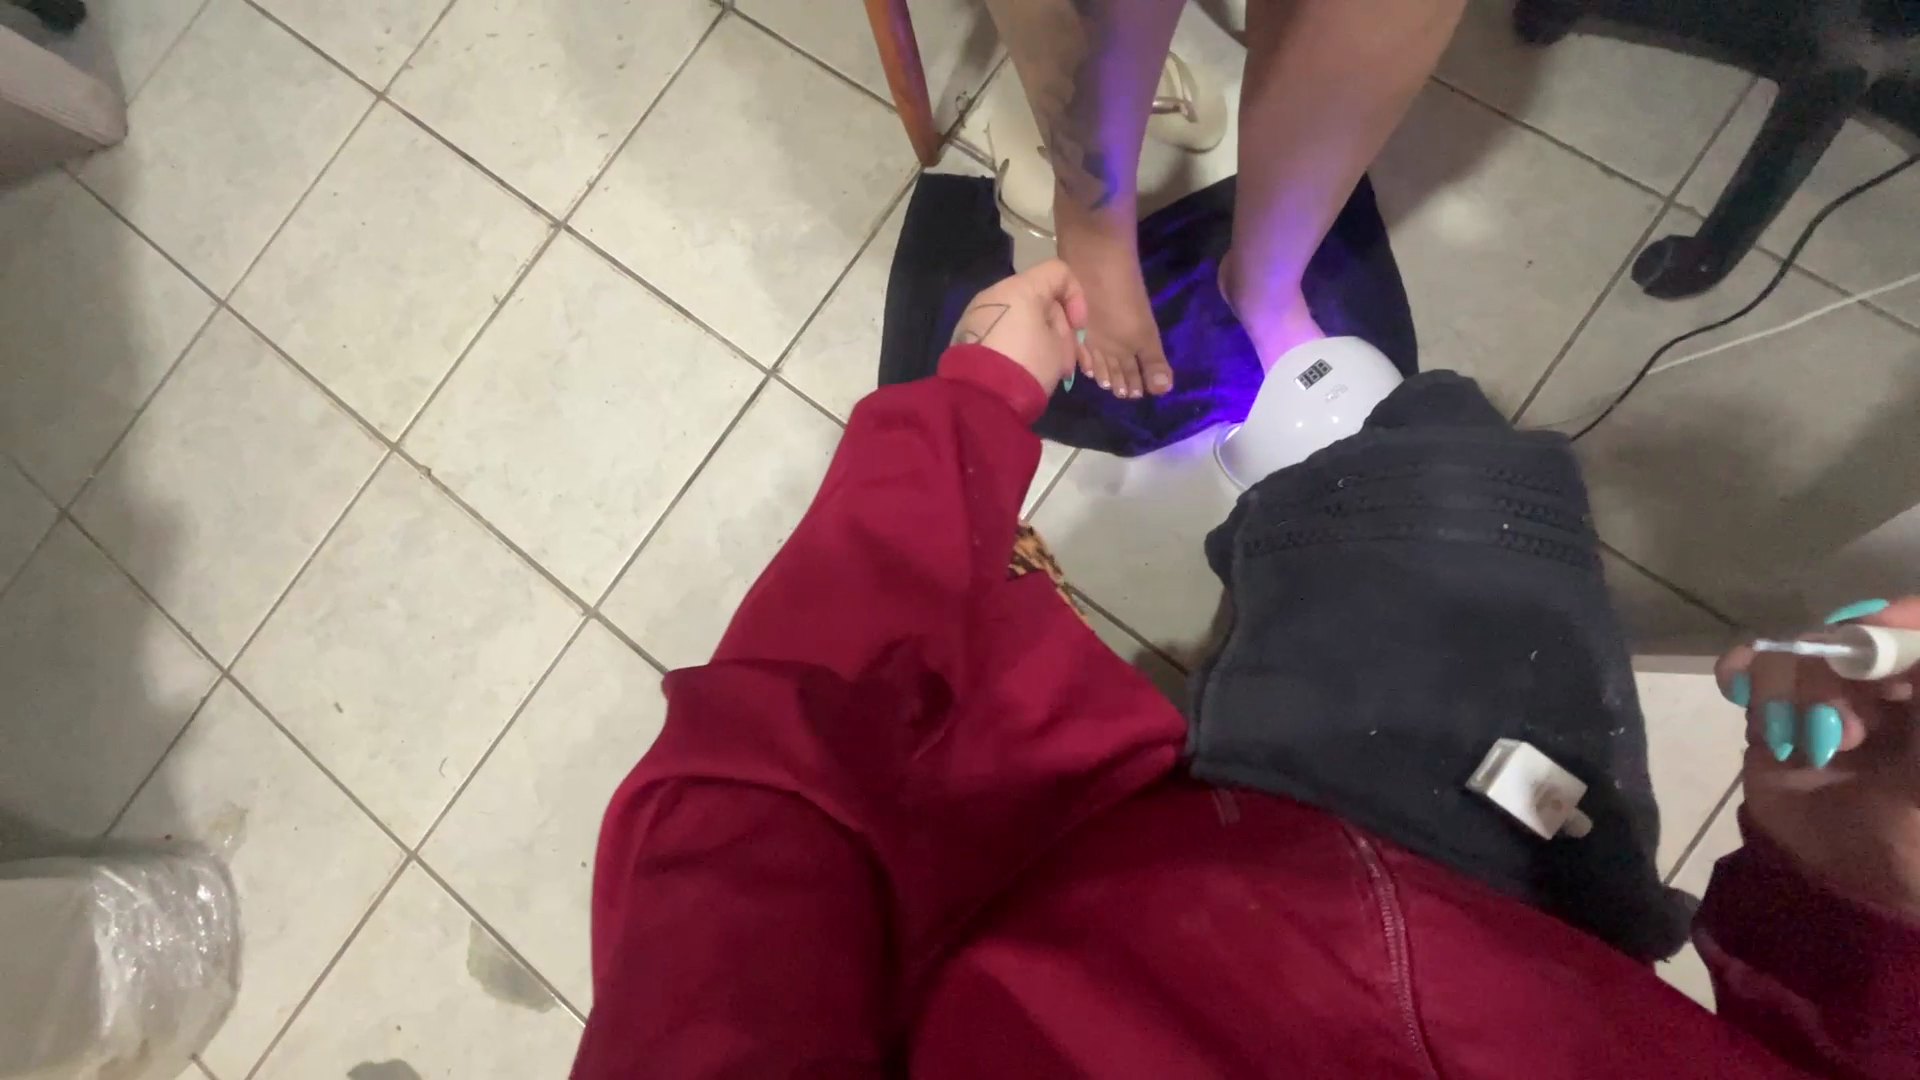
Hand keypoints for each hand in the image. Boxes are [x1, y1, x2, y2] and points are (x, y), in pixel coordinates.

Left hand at [951, 259, 1091, 396]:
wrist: (981, 397)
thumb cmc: (1028, 365)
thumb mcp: (1059, 347)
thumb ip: (1062, 329)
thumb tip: (1049, 331)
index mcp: (1020, 287)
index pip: (1059, 273)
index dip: (1077, 297)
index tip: (1079, 328)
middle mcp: (995, 294)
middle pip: (1039, 300)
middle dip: (1060, 330)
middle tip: (1068, 364)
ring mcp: (978, 316)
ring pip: (1021, 320)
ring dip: (1042, 341)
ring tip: (1053, 374)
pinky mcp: (967, 337)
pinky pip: (1003, 333)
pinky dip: (1019, 346)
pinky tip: (1029, 371)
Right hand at [1716, 598, 1919, 915]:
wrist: (1862, 887)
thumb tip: (1882, 635)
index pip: (1918, 631)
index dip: (1901, 620)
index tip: (1876, 627)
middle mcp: (1891, 693)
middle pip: (1854, 640)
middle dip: (1843, 668)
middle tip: (1851, 718)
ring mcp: (1831, 703)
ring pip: (1799, 655)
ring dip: (1798, 693)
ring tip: (1818, 742)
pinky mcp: (1774, 717)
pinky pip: (1750, 674)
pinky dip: (1744, 676)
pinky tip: (1742, 692)